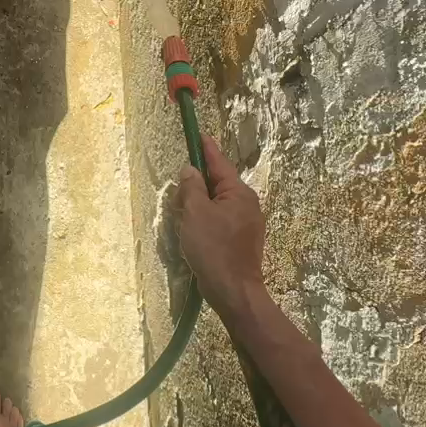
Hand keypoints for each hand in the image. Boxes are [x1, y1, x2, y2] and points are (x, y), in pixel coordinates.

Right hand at [173, 136, 264, 317]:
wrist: (234, 292)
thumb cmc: (213, 249)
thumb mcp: (195, 213)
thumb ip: (191, 187)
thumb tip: (190, 170)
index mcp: (238, 193)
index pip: (219, 163)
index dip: (206, 148)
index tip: (199, 134)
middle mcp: (247, 203)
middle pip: (216, 183)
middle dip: (196, 186)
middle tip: (178, 199)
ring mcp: (247, 223)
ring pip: (216, 203)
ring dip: (198, 206)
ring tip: (183, 220)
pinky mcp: (242, 239)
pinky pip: (220, 219)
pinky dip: (205, 220)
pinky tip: (193, 234)